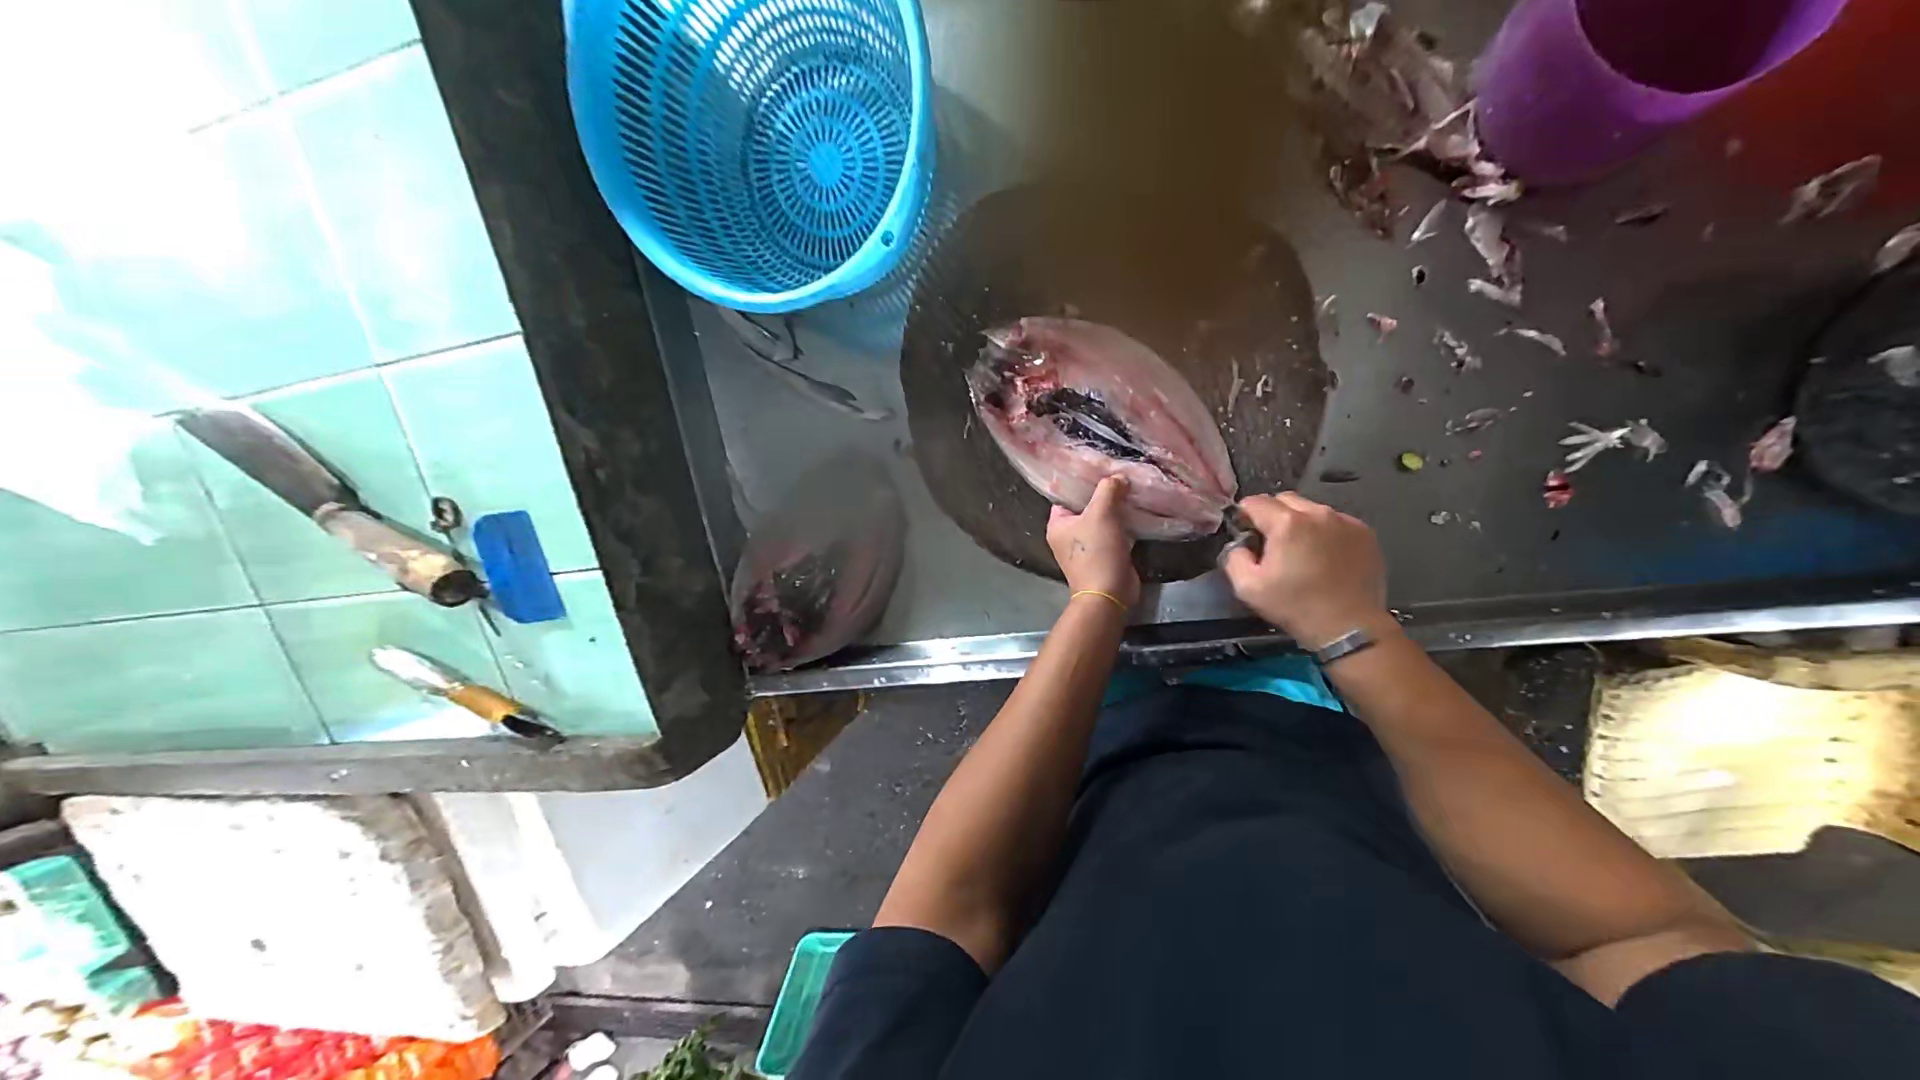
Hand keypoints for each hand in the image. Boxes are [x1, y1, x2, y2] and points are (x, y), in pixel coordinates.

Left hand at [1047, 477, 1140, 607]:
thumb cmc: (1097, 552)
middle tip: (1120, 475)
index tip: (1099, 466)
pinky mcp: (1105, 554)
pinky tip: (1137, 509)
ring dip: (1115, 508)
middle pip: (1085, 506)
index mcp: (1057, 524)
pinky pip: (1113, 532)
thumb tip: (1118, 477)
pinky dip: (1124, 523)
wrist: (1109, 593)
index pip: (1065, 494)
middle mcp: (1068, 535)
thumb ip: (1108, 490)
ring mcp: (1086, 546)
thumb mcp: (1101, 514)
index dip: (1081, 480)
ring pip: (1102, 519)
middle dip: (1102, 493)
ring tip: (1131, 488)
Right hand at [1221, 493, 1389, 647]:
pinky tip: (1324, 555)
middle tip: (1272, 543)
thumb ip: (1234, 558)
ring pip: (1312, 509)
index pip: (1255, 502)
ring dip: (1300, 522)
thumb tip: (1240, 544)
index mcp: (1287, 523)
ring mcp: (1345, 522)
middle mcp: (1318, 513)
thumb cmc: (1295, 606)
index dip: (1245, 516)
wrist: (1349, 627)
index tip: (1246, 535)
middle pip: (1285, 499)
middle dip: (1272, 515)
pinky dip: (1324, 531)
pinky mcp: (1365, 533)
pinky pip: (1335, 522)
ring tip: (1301, 550)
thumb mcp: (1248, 588)